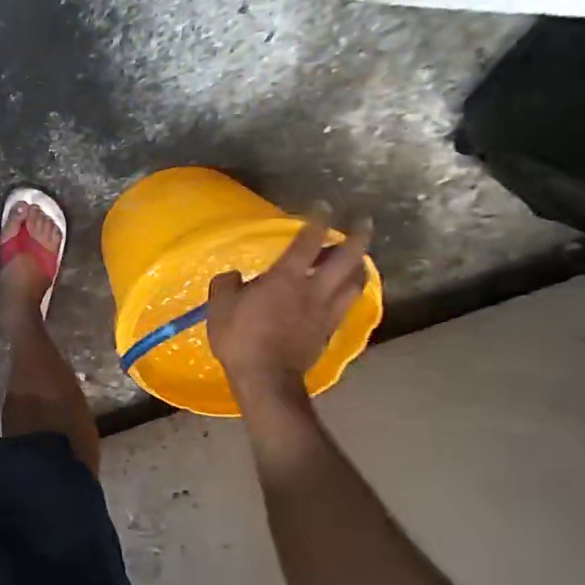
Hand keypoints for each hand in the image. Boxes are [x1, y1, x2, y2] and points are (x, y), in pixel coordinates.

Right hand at [207, 211, 372, 392]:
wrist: (266, 379)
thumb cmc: (241, 339)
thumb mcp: (220, 307)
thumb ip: (226, 284)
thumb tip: (233, 276)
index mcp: (286, 278)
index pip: (307, 241)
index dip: (317, 220)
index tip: (323, 206)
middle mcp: (313, 290)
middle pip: (347, 258)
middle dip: (359, 236)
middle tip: (365, 222)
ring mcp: (326, 312)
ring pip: (355, 283)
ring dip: (360, 266)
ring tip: (359, 259)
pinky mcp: (328, 332)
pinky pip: (347, 306)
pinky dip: (350, 293)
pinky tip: (345, 293)